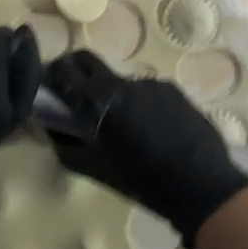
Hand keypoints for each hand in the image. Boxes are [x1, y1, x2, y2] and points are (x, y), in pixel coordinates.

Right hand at [44, 51, 247, 247]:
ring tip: (120, 123)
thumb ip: (68, 148)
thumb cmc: (144, 184)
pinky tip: (149, 128)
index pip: (64, 73)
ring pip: (119, 81)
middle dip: (74, 69)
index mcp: (100, 104)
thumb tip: (51, 129)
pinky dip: (137, 103)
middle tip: (70, 89)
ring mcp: (150, 84)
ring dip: (110, 94)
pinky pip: (145, 91)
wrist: (203, 186)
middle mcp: (123, 85)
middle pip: (89, 62)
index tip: (45, 81)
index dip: (50, 73)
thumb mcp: (98, 172)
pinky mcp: (172, 90)